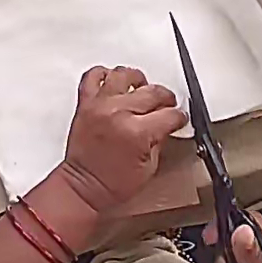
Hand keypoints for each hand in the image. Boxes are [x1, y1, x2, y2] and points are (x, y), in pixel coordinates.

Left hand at [56, 66, 186, 215]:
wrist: (82, 187)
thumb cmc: (111, 183)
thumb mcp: (150, 167)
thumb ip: (160, 139)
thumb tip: (167, 122)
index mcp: (137, 132)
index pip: (169, 114)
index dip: (179, 117)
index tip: (179, 118)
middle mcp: (118, 113)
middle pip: (152, 91)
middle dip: (165, 99)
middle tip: (166, 106)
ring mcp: (100, 105)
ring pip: (124, 74)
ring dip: (138, 81)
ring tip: (141, 90)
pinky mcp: (85, 102)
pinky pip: (93, 76)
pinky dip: (105, 75)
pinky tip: (114, 83)